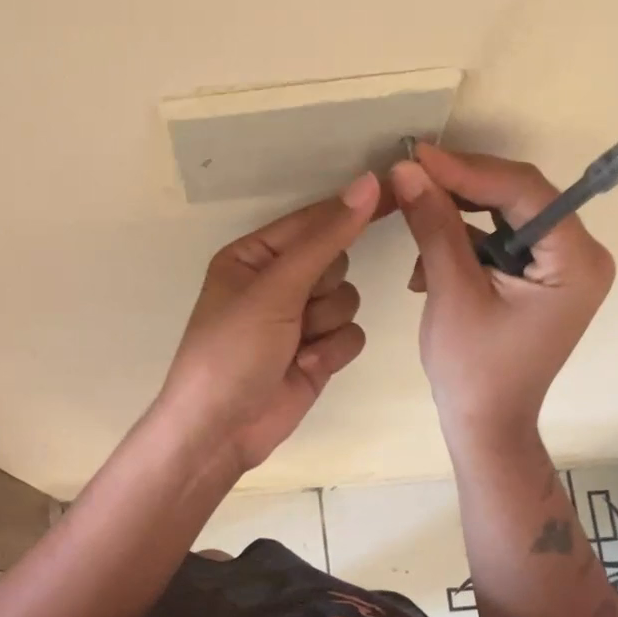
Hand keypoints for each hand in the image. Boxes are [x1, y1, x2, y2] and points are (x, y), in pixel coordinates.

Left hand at [155, 172, 383, 471]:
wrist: (220, 432)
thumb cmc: (231, 353)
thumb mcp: (274, 290)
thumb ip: (325, 240)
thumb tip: (367, 185)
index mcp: (253, 257)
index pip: (313, 221)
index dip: (351, 209)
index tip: (397, 191)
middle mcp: (277, 283)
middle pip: (337, 262)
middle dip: (324, 288)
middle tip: (295, 312)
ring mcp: (299, 320)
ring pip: (348, 299)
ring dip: (326, 324)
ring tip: (293, 347)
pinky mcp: (317, 354)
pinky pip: (351, 334)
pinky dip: (332, 352)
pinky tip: (304, 368)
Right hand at [392, 143, 615, 441]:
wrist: (484, 426)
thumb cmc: (474, 370)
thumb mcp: (451, 292)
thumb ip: (434, 226)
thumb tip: (407, 170)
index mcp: (578, 260)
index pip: (524, 191)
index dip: (468, 169)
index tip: (417, 156)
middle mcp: (581, 255)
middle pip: (517, 197)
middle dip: (460, 190)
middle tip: (409, 176)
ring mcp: (562, 267)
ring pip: (504, 217)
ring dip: (455, 222)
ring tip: (413, 230)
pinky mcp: (539, 279)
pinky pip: (500, 242)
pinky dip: (463, 247)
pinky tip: (428, 268)